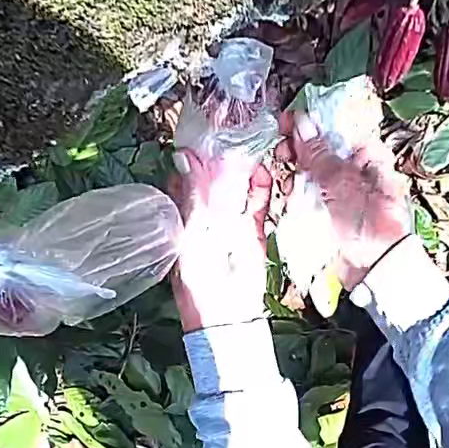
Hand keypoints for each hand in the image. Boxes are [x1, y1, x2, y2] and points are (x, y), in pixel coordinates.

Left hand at [168, 149, 272, 330]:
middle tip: (234, 131)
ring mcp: (231, 225)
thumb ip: (193, 198)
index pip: (187, 179)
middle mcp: (207, 218)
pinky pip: (259, 206)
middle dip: (224, 157)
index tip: (204, 131)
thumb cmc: (201, 284)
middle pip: (216, 179)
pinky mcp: (253, 234)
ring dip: (245, 171)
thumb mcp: (192, 237)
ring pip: (239, 189)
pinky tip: (264, 174)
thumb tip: (184, 156)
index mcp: (183, 218)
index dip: (195, 155)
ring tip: (251, 148)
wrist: (228, 316)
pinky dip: (263, 190)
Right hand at [282, 112, 412, 287]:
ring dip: (297, 177)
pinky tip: (293, 199)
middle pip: (320, 152)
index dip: (308, 126)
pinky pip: (309, 197)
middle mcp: (357, 172)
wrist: (373, 269)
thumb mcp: (341, 183)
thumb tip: (302, 123)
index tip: (285, 124)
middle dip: (298, 153)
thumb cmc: (370, 226)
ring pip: (311, 174)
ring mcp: (343, 194)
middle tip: (282, 154)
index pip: (334, 129)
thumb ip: (318, 154)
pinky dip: (299, 197)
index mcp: (368, 156)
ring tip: (291, 184)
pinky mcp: (332, 214)